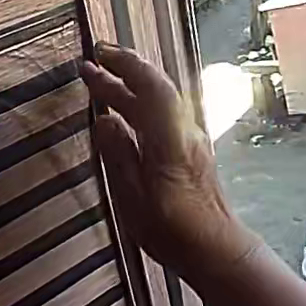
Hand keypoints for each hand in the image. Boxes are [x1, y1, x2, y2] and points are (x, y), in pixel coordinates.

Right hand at [80, 43, 262, 284]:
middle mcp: (184, 133)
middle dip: (122, 72)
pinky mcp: (188, 153)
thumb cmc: (171, 229)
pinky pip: (161, 117)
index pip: (151, 87)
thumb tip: (104, 119)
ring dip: (129, 89)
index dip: (125, 65)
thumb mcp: (133, 196)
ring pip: (159, 102)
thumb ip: (118, 154)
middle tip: (90, 63)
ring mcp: (189, 141)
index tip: (98, 55)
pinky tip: (120, 116)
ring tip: (99, 84)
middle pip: (155, 89)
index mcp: (170, 140)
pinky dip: (138, 106)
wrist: (215, 250)